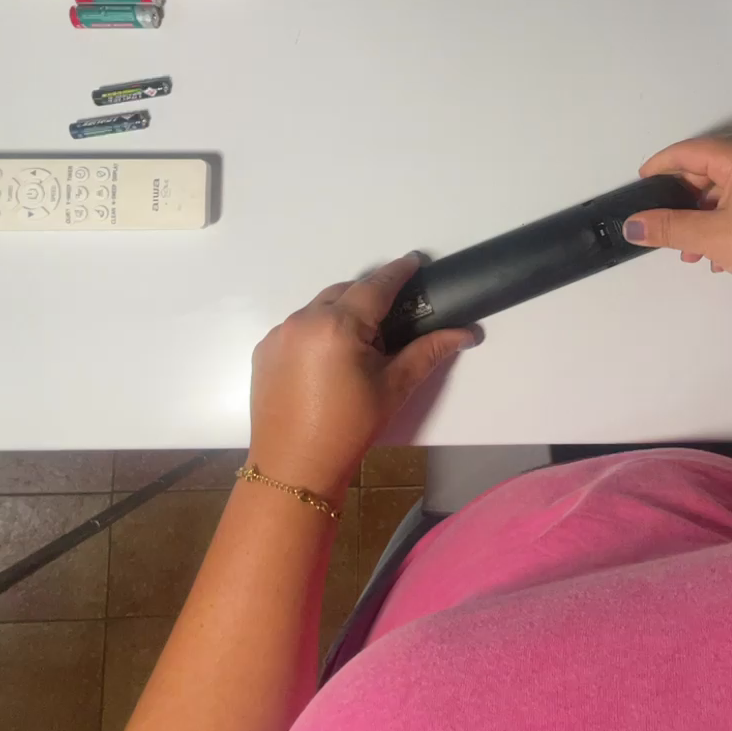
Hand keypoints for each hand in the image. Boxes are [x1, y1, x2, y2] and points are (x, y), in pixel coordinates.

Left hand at [247, 254, 474, 498]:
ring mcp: (279, 335)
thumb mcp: (395, 387)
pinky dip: (318, 329)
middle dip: (370, 295)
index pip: (376, 286)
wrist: (295, 469)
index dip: (398, 272)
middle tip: (393, 315)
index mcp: (338, 326)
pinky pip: (298, 326)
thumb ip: (429, 351)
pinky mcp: (265, 351)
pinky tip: (330, 358)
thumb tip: (467, 333)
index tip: (415, 261)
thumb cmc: (351, 427)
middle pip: (345, 291)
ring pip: (319, 307)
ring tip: (361, 342)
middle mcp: (304, 321)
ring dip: (342, 312)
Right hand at [623, 137, 731, 306]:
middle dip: (684, 200)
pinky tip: (716, 255)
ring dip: (703, 218)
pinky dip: (725, 222)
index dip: (662, 165)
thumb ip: (668, 227)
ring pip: (727, 191)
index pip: (692, 151)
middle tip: (664, 222)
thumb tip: (632, 226)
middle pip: (710, 169)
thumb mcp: (711, 237)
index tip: (641, 183)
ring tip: (690, 251)